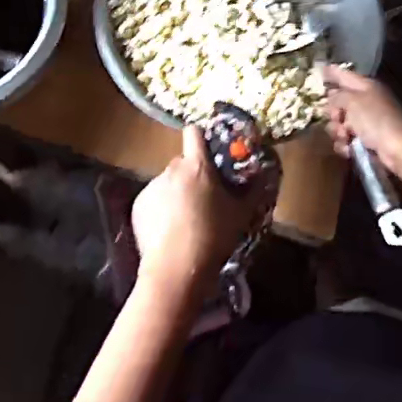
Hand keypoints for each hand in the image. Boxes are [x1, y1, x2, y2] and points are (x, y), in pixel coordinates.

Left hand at [130, 125, 265, 298]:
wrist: (176, 269)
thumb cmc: (213, 237)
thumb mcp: (241, 214)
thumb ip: (253, 190)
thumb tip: (263, 174)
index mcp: (196, 165)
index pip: (194, 132)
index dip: (202, 138)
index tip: (210, 153)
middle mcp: (171, 169)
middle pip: (183, 162)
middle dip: (193, 175)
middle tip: (205, 199)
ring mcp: (152, 186)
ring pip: (168, 182)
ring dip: (177, 193)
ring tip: (187, 222)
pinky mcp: (138, 205)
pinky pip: (154, 200)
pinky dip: (161, 209)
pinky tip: (170, 232)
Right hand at [321, 65, 401, 174]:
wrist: (400, 151)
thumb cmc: (376, 120)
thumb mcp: (352, 102)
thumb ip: (337, 96)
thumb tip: (330, 96)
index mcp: (366, 87)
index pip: (344, 75)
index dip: (331, 72)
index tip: (317, 69)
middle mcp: (367, 102)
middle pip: (339, 102)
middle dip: (333, 111)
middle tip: (336, 117)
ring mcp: (368, 122)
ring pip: (341, 123)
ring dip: (338, 131)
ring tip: (344, 136)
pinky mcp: (368, 141)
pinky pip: (347, 139)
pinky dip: (345, 144)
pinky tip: (348, 149)